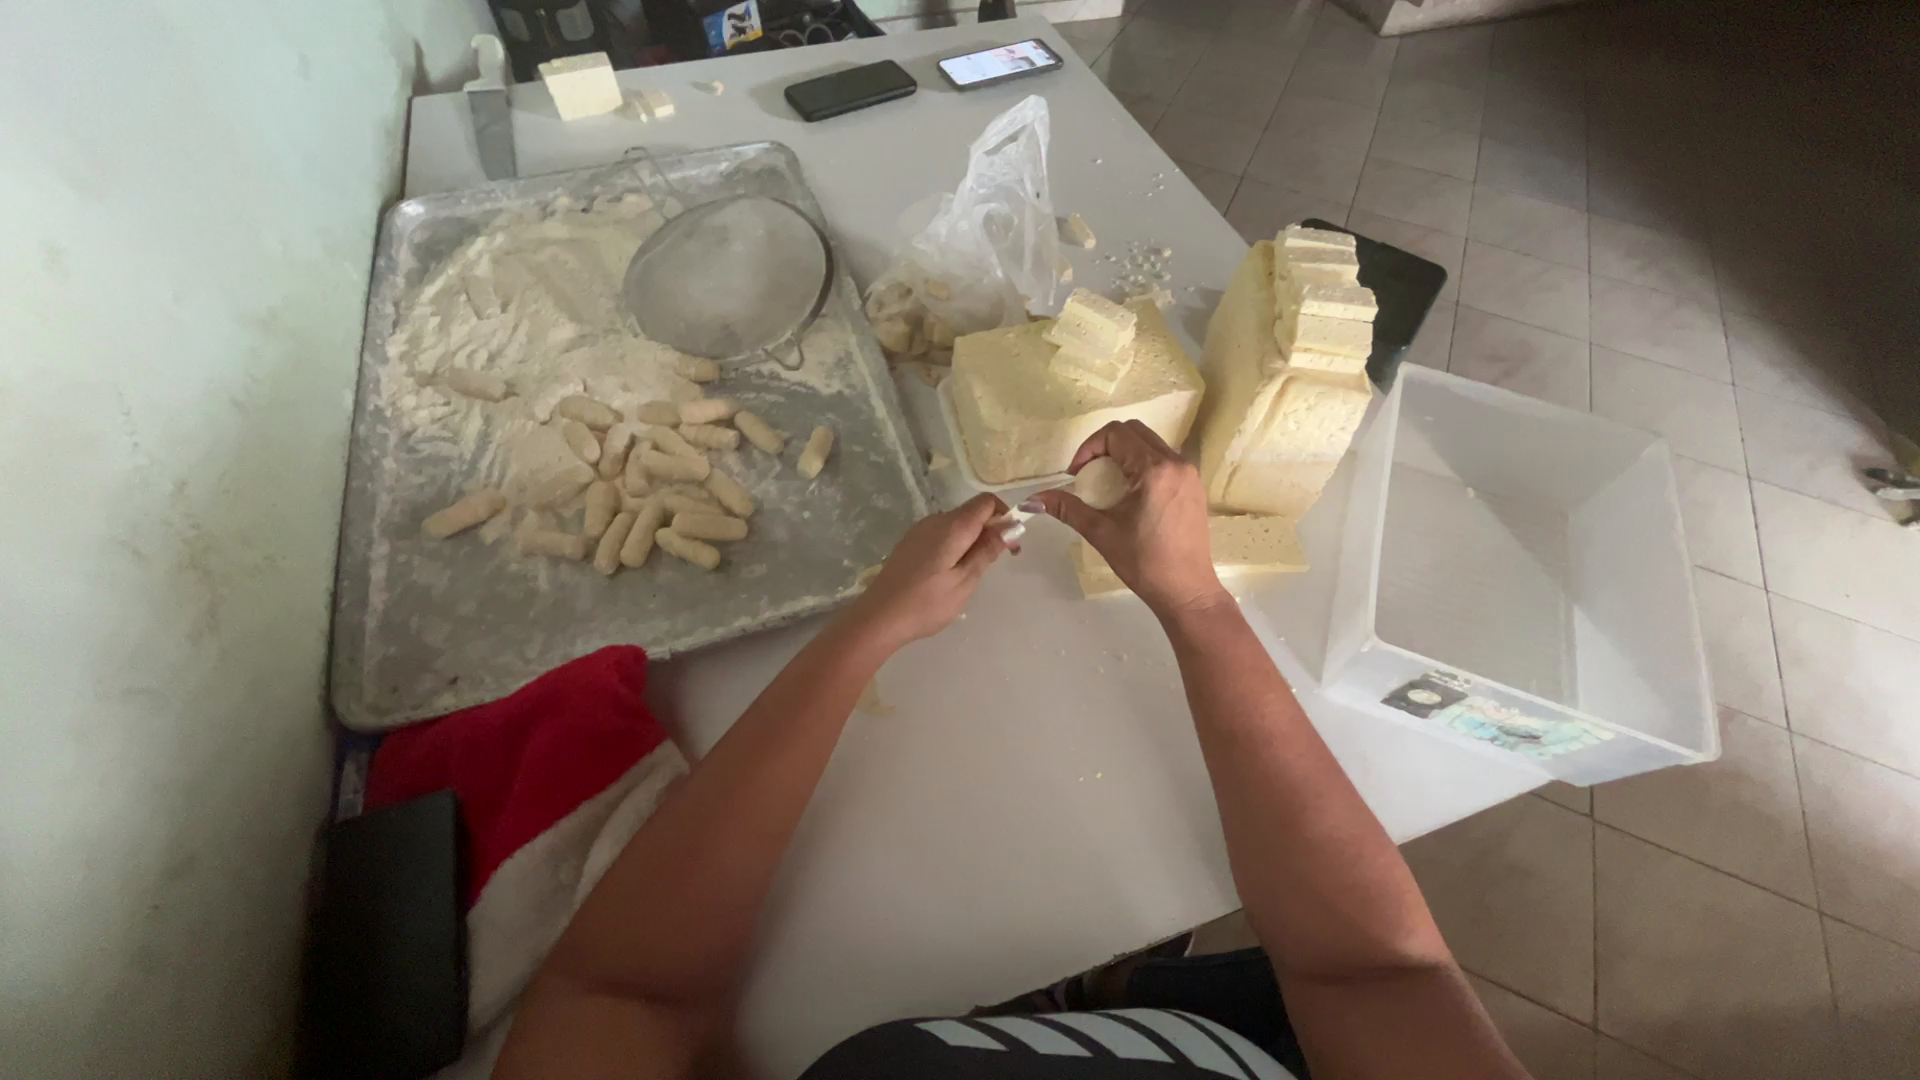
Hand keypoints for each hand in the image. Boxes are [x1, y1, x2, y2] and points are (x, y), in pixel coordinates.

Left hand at [843, 493, 1010, 650]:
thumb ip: (987, 550)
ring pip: (956, 525)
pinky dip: (955, 546)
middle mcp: (935, 521)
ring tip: (970, 575)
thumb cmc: (926, 603)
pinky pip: (941, 535)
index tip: (1010, 544)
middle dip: (990, 532)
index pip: (986, 502)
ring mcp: (919, 531)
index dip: (1004, 516)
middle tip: (994, 565)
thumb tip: (1011, 526)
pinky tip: (949, 574)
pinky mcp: (910, 543)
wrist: (879, 617)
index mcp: (952, 526)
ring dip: (972, 541)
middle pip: (971, 513)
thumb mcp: (965, 581)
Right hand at [1027, 421, 1226, 618]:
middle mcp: (1176, 463)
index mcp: (1154, 470)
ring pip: (1150, 444)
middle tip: (1088, 475)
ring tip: (1107, 484)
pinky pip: (1164, 460)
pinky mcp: (1194, 486)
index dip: (1090, 447)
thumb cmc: (1144, 562)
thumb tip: (1032, 500)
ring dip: (1124, 455)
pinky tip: (1130, 494)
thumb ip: (1068, 508)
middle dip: (1105, 446)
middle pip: (1134, 431)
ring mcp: (1189, 473)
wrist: (1186, 589)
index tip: (1077, 475)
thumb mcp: (1101, 532)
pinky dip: (1142, 465)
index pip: (1116, 434)